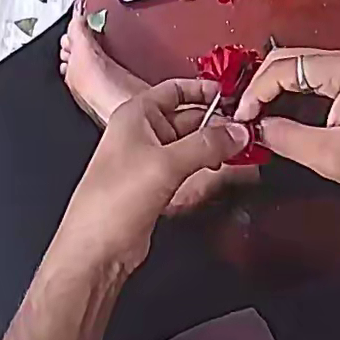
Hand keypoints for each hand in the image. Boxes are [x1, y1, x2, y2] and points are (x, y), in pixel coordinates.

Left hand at [51, 79, 250, 273]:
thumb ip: (206, 145)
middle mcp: (141, 133)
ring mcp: (149, 158)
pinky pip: (188, 163)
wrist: (96, 250)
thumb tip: (235, 132)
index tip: (228, 93)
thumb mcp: (165, 164)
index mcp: (135, 115)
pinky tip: (222, 166)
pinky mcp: (157, 182)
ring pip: (190, 142)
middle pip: (188, 116)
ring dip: (214, 144)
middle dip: (216, 122)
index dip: (202, 89)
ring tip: (239, 148)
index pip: (174, 89)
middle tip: (243, 129)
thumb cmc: (111, 203)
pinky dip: (206, 162)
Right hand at [234, 49, 339, 214]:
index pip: (284, 66)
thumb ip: (285, 137)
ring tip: (256, 118)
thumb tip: (254, 128)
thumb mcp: (331, 156)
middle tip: (244, 117)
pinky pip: (315, 81)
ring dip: (275, 89)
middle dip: (261, 86)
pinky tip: (281, 116)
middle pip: (289, 60)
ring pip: (300, 69)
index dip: (255, 91)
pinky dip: (293, 95)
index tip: (240, 118)